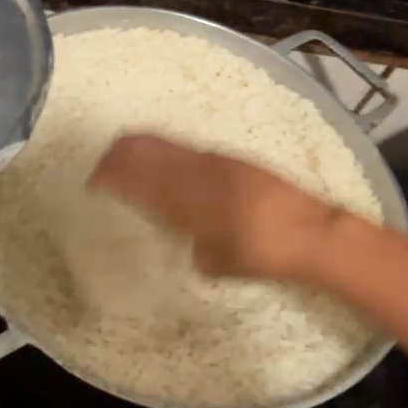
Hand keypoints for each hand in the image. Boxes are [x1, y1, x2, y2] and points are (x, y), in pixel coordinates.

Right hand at [86, 133, 348, 282]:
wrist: (315, 234)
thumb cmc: (265, 256)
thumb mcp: (220, 262)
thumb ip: (196, 250)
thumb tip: (189, 247)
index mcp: (189, 202)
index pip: (139, 181)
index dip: (112, 178)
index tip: (92, 182)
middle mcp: (197, 174)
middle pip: (147, 154)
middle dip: (119, 157)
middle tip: (99, 165)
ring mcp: (216, 162)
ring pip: (165, 146)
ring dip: (139, 148)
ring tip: (121, 153)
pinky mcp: (232, 158)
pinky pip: (186, 148)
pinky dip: (165, 150)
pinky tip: (162, 157)